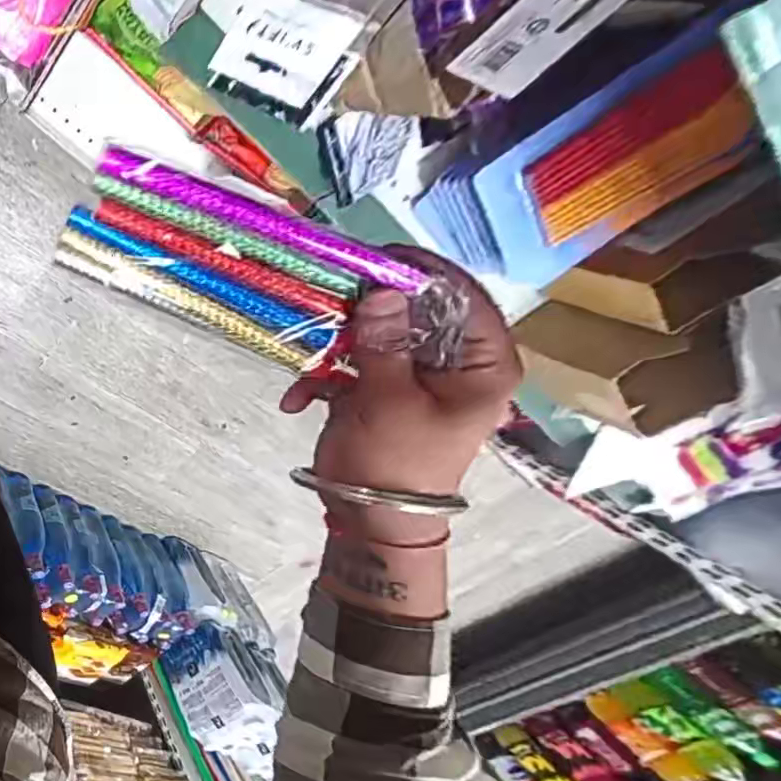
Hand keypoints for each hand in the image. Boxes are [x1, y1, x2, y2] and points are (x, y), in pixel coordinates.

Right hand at [280, 246, 520, 540]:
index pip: (462, 297)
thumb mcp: (389, 401)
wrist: (368, 521)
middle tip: (329, 304)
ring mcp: (412, 376)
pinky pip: (351, 366)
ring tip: (308, 362)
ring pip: (375, 335)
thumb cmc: (394, 465)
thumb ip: (385, 343)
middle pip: (413, 313)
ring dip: (335, 348)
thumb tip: (381, 291)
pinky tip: (299, 400)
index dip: (422, 274)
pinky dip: (323, 379)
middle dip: (365, 313)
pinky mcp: (378, 390)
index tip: (377, 259)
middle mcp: (452, 363)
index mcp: (481, 365)